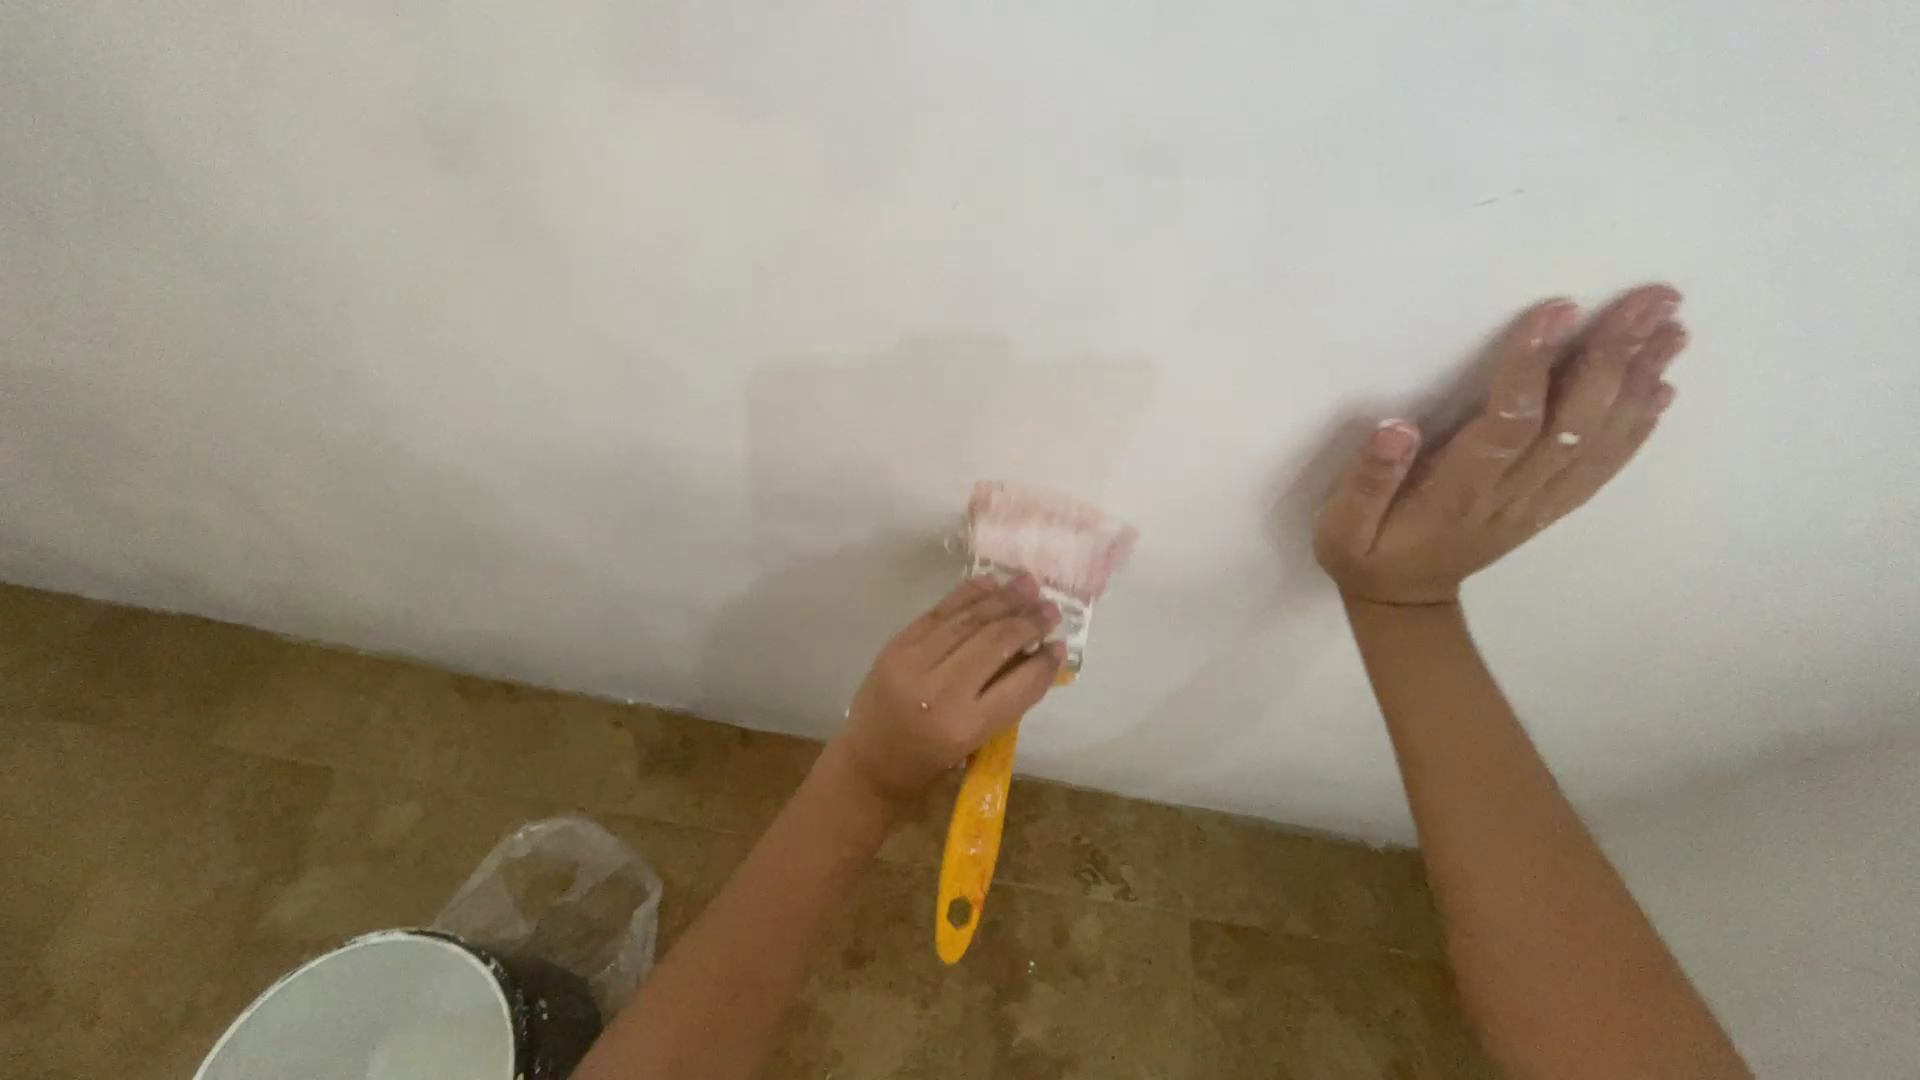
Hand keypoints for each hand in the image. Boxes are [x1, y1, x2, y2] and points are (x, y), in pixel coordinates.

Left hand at [834, 574, 1065, 802]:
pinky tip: (993, 584)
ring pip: (969, 621)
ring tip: (1029, 585)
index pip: (1019, 685)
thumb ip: (1005, 700)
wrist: (870, 760)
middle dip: (1028, 622)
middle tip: (1051, 610)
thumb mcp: (975, 742)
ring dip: (1004, 599)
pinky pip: (940, 612)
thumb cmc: (930, 760)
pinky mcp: (896, 646)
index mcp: (966, 727)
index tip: (1060, 645)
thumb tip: (1039, 653)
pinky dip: (969, 595)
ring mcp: (914, 664)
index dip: (1045, 663)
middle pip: (996, 643)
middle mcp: (941, 693)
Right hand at [1316, 284, 1686, 605]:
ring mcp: (1535, 504)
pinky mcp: (1547, 508)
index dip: (1532, 367)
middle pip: (1573, 424)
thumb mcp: (1341, 527)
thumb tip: (1396, 427)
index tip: (1558, 310)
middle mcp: (1509, 496)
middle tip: (1652, 300)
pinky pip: (1603, 467)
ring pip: (1599, 441)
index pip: (1506, 425)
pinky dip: (1638, 426)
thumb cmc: (1365, 556)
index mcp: (1457, 494)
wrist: (1403, 601)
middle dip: (1612, 358)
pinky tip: (1660, 387)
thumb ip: (1367, 481)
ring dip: (1638, 382)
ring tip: (1672, 327)